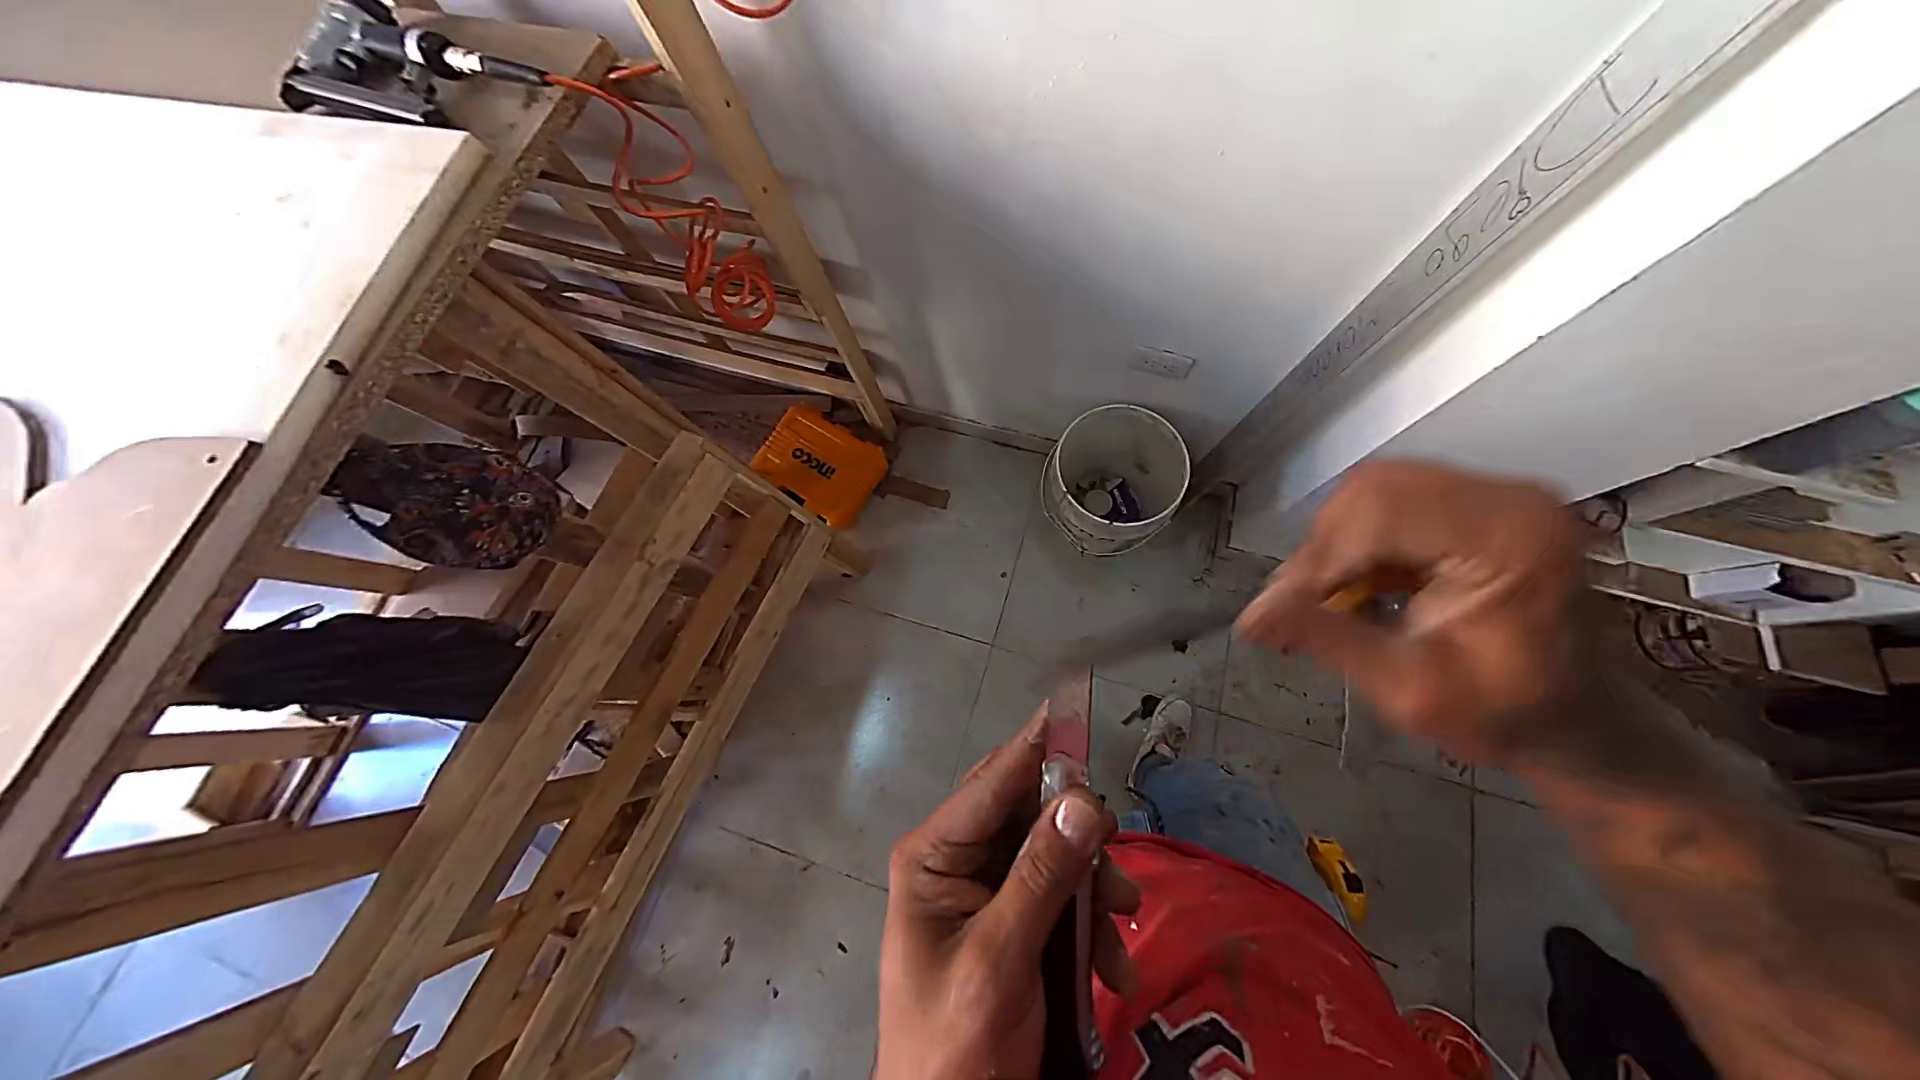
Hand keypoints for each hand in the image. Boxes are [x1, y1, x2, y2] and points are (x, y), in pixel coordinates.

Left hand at [876, 706, 1139, 1079]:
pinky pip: (1062, 890)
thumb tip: (1084, 801)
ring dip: (1093, 882)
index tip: (1072, 708)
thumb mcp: (999, 959)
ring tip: (1121, 922)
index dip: (1034, 744)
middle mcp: (959, 856)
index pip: (991, 781)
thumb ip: (1041, 877)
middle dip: (1077, 833)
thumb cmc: (954, 1042)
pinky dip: (1092, 917)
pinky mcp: (1014, 915)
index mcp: (933, 853)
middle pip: (1028, 810)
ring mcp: (986, 885)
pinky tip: (1113, 962)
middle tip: (1115, 864)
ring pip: (1054, 849)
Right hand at [1236, 461, 1584, 769]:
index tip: (1274, 614)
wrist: (1573, 718)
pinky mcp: (1477, 503)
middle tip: (1299, 605)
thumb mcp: (1409, 691)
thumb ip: (1330, 641)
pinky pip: (1389, 500)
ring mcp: (1497, 494)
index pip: (1382, 513)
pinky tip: (1353, 584)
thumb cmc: (1505, 715)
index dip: (1318, 561)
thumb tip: (1250, 619)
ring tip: (1325, 598)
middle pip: (1372, 490)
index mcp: (1510, 539)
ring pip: (1373, 490)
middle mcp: (1509, 498)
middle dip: (1323, 550)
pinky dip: (1355, 542)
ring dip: (1335, 544)